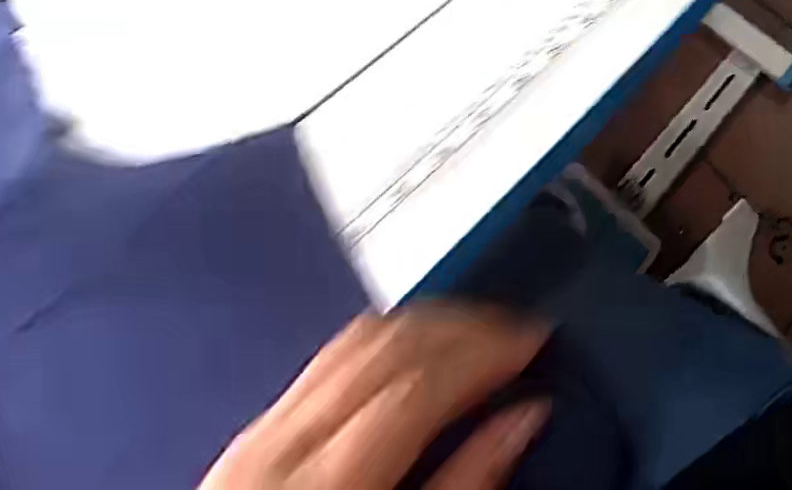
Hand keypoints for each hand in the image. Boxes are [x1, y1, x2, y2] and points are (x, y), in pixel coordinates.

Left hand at [199, 304, 550, 489]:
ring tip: (477, 326)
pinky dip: (392, 331)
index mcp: (326, 480)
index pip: (422, 380)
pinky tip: (418, 341)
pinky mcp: (258, 425)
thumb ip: (464, 484)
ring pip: (365, 332)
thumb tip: (523, 418)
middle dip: (468, 322)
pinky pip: (338, 348)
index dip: (487, 347)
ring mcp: (266, 426)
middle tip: (516, 327)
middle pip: (395, 341)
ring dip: (433, 317)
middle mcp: (287, 440)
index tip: (533, 336)